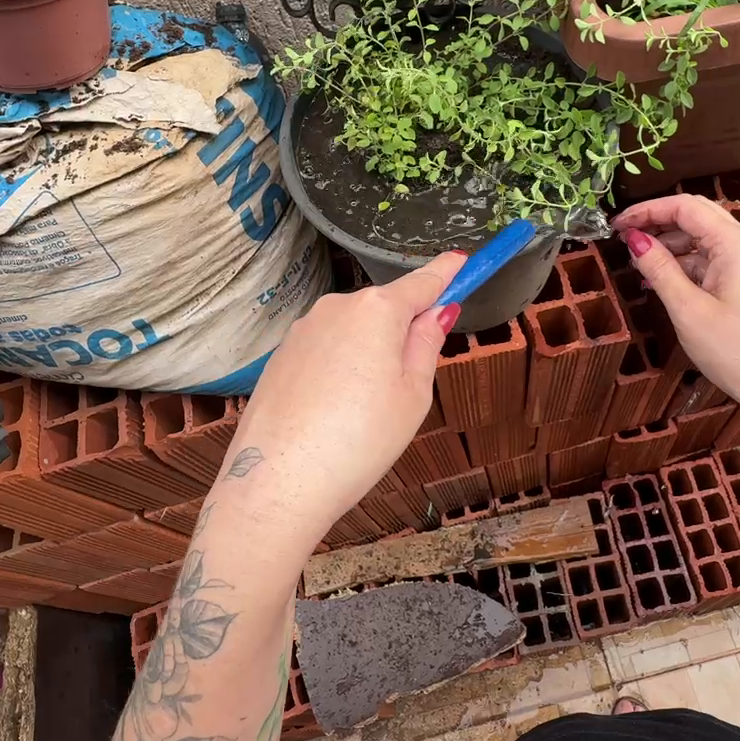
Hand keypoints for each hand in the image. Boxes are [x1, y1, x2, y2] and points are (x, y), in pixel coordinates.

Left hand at [225, 252, 465, 538]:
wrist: (278, 481)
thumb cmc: (359, 440)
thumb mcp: (413, 394)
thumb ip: (426, 344)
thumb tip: (437, 310)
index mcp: (377, 310)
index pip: (423, 282)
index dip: (446, 273)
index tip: (461, 258)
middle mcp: (337, 306)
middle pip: (384, 308)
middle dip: (402, 332)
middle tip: (407, 387)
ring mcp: (303, 329)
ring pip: (353, 331)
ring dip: (367, 353)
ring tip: (363, 412)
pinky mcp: (281, 354)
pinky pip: (324, 350)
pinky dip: (338, 369)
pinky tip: (333, 412)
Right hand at [612, 195, 739, 434]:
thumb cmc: (736, 352)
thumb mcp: (688, 310)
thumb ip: (659, 269)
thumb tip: (634, 240)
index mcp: (736, 244)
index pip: (685, 207)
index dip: (647, 210)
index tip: (617, 225)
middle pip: (697, 215)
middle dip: (658, 222)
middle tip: (624, 237)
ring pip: (705, 237)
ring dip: (671, 244)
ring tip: (639, 264)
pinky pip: (715, 258)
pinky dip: (687, 263)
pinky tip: (664, 281)